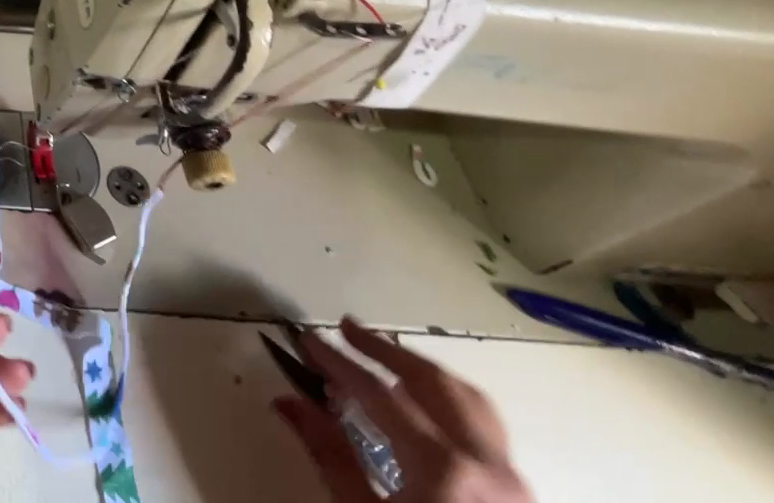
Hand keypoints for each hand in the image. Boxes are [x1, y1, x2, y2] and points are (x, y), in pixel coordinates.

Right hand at [274, 317, 533, 502]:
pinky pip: (487, 428)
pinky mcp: (525, 497)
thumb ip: (330, 457)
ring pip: (472, 402)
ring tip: (387, 355)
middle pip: (434, 384)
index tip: (307, 340)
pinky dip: (451, 400)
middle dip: (386, 351)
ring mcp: (516, 482)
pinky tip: (427, 404)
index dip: (338, 362)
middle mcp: (488, 466)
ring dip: (424, 370)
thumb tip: (289, 401)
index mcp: (443, 469)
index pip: (379, 392)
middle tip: (347, 329)